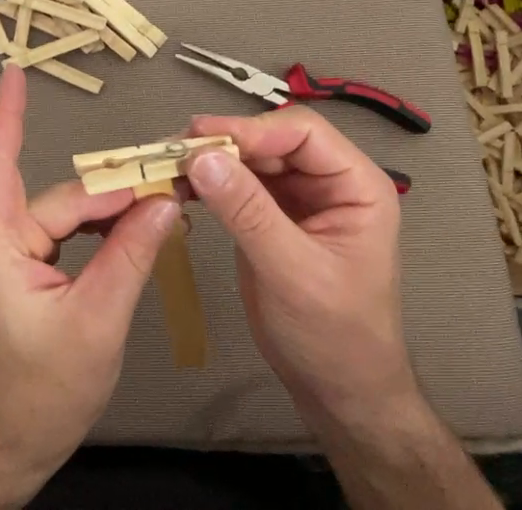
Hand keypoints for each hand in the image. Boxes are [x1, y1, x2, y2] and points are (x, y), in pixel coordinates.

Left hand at [0, 65, 178, 505]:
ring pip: (65, 214)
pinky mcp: (25, 267)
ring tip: (161, 207)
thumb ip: (130, 255)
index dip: (7, 114)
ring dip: (109, 211)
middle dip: (112, 191)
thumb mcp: (97, 320)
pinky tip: (133, 231)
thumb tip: (164, 202)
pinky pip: (64, 233)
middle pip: (59, 197)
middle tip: (171, 189)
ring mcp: (9, 253)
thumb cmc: (46, 387)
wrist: (17, 435)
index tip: (13, 71)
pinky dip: (98, 230)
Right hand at [183, 107, 415, 426]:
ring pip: (248, 158)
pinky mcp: (269, 214)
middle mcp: (328, 181)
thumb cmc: (334, 334)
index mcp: (355, 185)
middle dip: (222, 142)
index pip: (302, 133)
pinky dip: (206, 181)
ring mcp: (297, 197)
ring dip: (208, 159)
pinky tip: (178, 186)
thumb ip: (248, 212)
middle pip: (270, 140)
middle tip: (170, 150)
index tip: (199, 141)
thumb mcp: (292, 272)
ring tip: (165, 165)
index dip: (251, 130)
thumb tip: (201, 157)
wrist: (337, 389)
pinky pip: (235, 183)